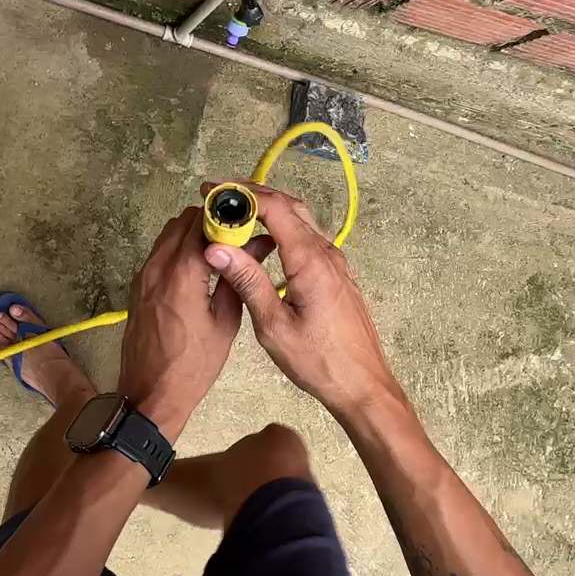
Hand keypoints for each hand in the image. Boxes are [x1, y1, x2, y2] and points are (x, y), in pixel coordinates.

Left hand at [117, 207, 266, 434]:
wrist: (150, 394)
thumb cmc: (192, 366)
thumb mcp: (225, 323)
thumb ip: (236, 279)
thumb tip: (256, 247)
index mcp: (180, 275)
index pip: (202, 224)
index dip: (226, 217)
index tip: (247, 221)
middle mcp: (156, 268)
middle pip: (182, 221)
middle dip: (211, 220)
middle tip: (237, 233)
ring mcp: (143, 276)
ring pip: (168, 233)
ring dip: (193, 232)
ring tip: (221, 248)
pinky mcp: (138, 286)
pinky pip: (160, 252)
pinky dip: (179, 248)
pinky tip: (200, 266)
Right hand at [199, 183, 404, 413]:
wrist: (363, 384)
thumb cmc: (318, 361)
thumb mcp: (273, 325)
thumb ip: (247, 281)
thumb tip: (215, 247)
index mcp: (310, 260)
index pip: (274, 207)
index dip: (241, 193)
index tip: (211, 191)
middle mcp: (326, 253)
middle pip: (289, 205)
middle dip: (252, 194)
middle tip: (218, 196)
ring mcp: (335, 261)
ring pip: (301, 218)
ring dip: (268, 209)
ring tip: (235, 213)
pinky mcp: (336, 273)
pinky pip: (308, 236)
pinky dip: (283, 227)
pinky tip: (264, 242)